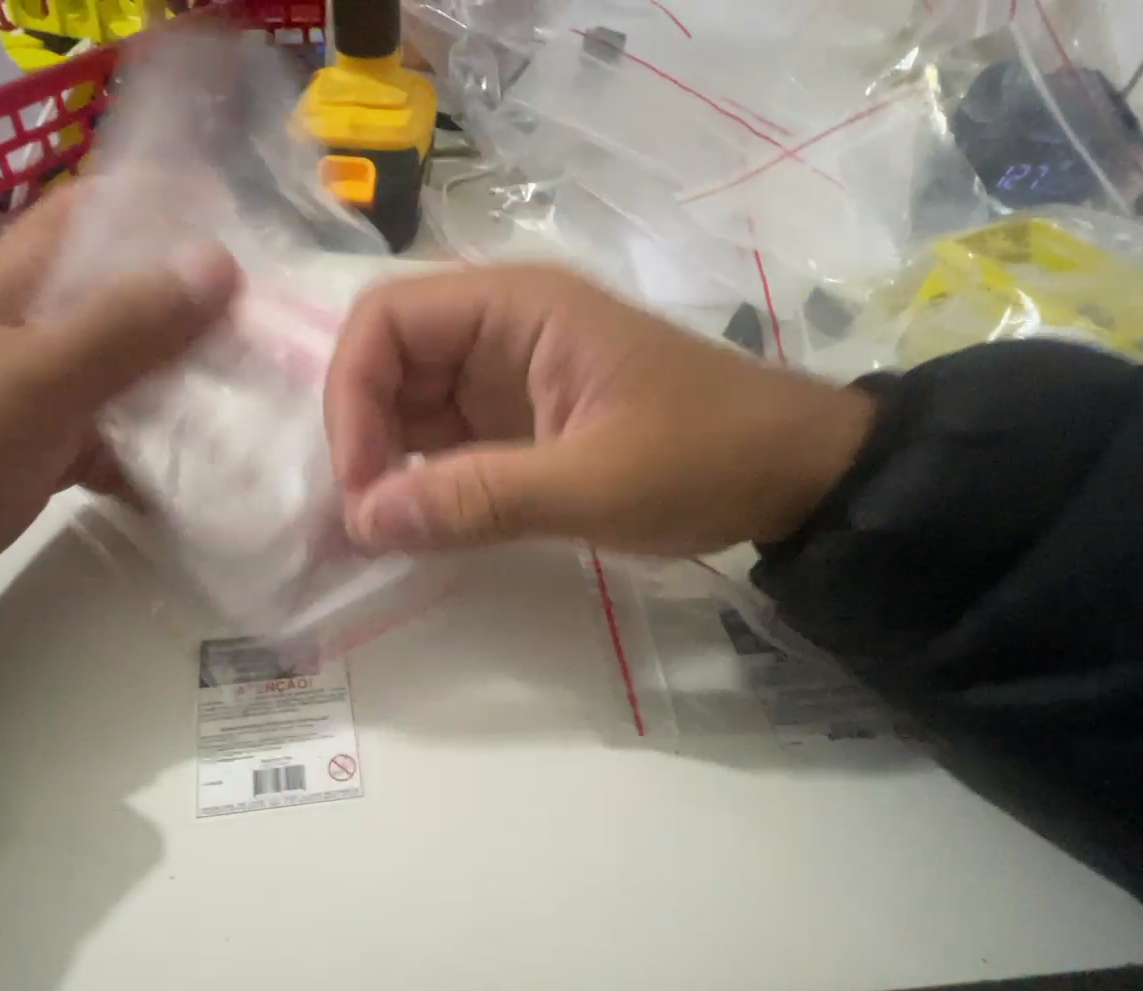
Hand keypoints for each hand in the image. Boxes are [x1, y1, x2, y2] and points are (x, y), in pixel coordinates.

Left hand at [0, 188, 239, 595]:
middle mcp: (41, 323)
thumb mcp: (35, 376)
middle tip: (274, 320)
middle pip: (131, 294)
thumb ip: (125, 325)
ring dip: (188, 376)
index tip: (242, 225)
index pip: (100, 212)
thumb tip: (218, 262)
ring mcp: (49, 387)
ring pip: (133, 367)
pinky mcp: (53, 445)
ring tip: (262, 386)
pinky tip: (210, 462)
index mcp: (25, 280)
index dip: (165, 204)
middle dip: (198, 302)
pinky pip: (121, 431)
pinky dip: (159, 443)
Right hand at [324, 266, 874, 554]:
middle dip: (363, 435)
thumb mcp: (593, 483)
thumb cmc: (704, 458)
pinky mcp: (514, 422)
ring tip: (385, 533)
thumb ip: (478, 499)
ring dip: (386, 464)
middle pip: (386, 362)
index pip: (386, 319)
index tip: (360, 482)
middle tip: (369, 520)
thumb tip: (363, 522)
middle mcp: (498, 330)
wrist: (791, 475)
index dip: (352, 393)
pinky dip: (420, 483)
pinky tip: (418, 526)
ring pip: (407, 407)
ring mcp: (503, 377)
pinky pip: (442, 443)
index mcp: (516, 306)